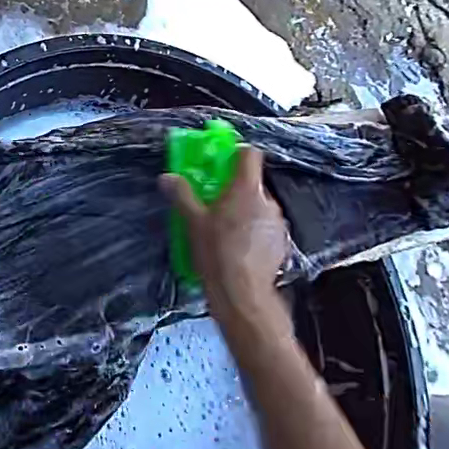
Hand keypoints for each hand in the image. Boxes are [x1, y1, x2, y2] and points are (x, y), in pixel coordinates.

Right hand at [160, 146, 291, 327]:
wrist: (242, 294)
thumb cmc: (216, 252)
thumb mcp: (192, 222)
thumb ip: (182, 195)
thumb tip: (167, 177)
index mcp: (246, 189)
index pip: (250, 154)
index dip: (237, 154)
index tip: (222, 163)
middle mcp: (267, 201)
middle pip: (252, 183)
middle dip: (235, 190)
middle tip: (215, 204)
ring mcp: (278, 223)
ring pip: (260, 207)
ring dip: (245, 212)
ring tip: (226, 231)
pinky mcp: (282, 243)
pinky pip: (266, 228)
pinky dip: (254, 231)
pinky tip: (239, 249)